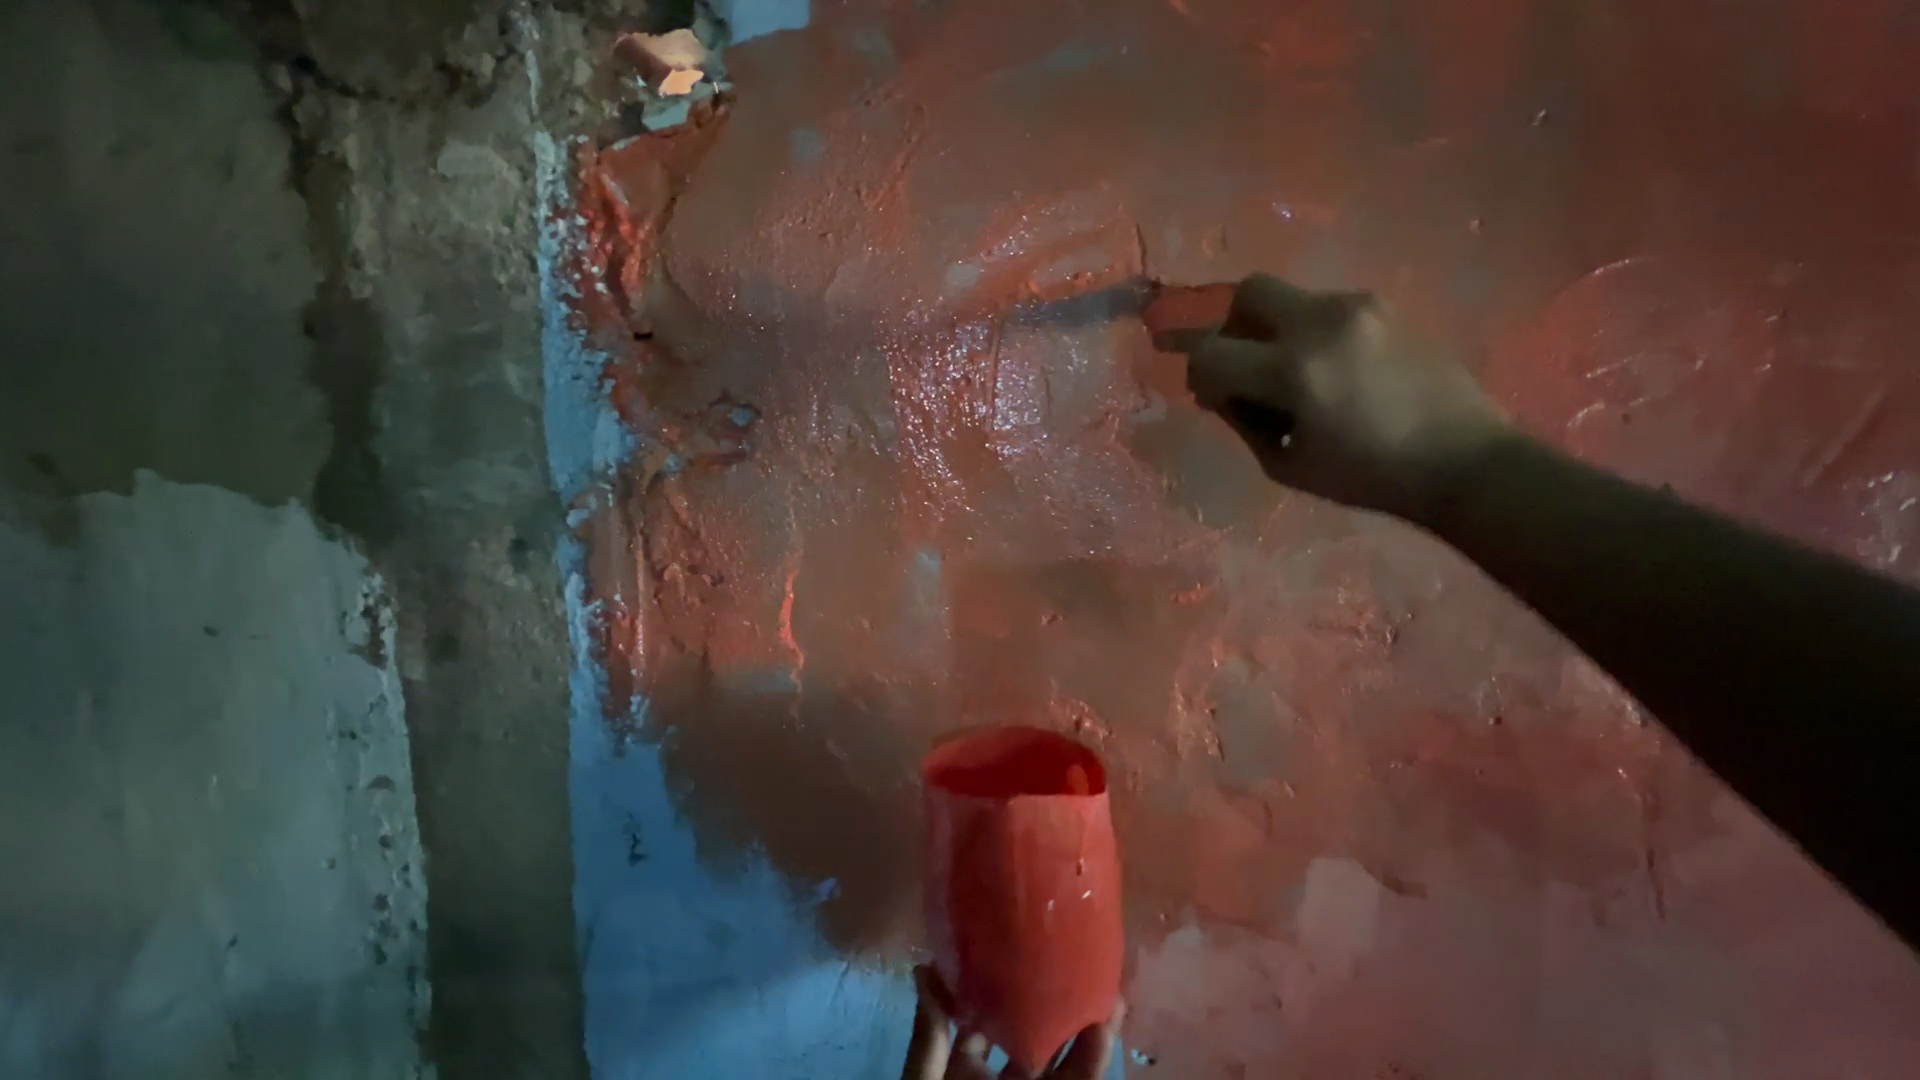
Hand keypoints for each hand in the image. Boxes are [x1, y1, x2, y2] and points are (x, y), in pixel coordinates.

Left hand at [901, 966, 1121, 1079]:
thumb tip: (924, 968)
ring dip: (1087, 1032)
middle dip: (1058, 1006)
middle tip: (1081, 966)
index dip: (1002, 988)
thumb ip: (930, 1037)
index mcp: (964, 1074)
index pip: (984, 1023)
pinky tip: (1104, 1033)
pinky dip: (1092, 1064)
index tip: (1024, 951)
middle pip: (1034, 1039)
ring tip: (1108, 993)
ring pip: (1064, 1065)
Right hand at [1176, 273, 1509, 524]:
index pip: (1211, 352)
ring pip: (1290, 296)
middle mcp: (1322, 323)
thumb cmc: (1368, 476)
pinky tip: (1334, 370)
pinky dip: (1311, 333)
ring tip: (1298, 376)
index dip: (1200, 375)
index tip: (1214, 397)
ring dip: (1276, 330)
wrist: (1464, 459)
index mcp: (1294, 371)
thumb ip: (1243, 420)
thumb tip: (1222, 390)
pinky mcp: (1386, 306)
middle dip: (1234, 328)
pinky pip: (1326, 307)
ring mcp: (1359, 306)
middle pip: (1248, 292)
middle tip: (1247, 365)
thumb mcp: (1286, 465)